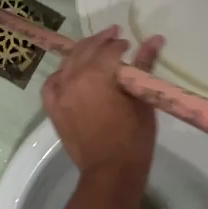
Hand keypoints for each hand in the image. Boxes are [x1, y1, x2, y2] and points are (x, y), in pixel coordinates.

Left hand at [42, 26, 164, 180]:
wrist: (111, 172)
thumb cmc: (134, 138)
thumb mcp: (143, 99)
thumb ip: (145, 65)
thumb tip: (155, 38)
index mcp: (98, 75)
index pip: (109, 50)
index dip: (120, 45)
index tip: (129, 45)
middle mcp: (74, 78)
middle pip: (86, 50)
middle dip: (101, 41)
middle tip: (114, 36)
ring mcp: (61, 94)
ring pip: (69, 63)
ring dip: (82, 52)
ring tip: (95, 50)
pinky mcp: (54, 109)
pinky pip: (52, 83)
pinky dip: (61, 75)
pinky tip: (70, 73)